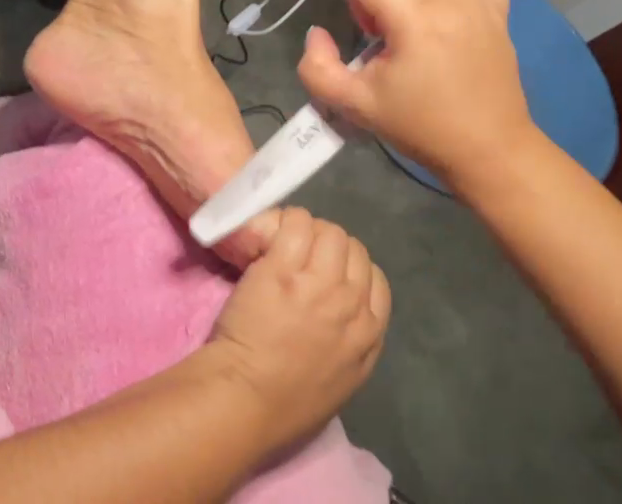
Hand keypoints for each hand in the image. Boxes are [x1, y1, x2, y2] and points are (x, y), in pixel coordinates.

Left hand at [205, 209, 390, 452]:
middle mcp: (350, 301)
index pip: (375, 276)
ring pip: (328, 231)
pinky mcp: (282, 268)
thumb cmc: (289, 401)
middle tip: (301, 251)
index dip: (350, 265)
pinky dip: (285, 220)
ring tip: (283, 239)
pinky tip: (269, 232)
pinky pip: (295, 224)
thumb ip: (356, 341)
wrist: (246, 399)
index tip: (326, 268)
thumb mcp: (345, 379)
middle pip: (352, 248)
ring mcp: (317, 283)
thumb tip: (350, 311)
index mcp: (370, 332)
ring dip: (307, 228)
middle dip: (328, 243)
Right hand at [298, 0, 538, 186]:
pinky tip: (455, 14)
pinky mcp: (501, 14)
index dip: (358, 0)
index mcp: (415, 16)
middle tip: (393, 37)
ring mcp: (481, 3)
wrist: (489, 150)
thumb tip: (317, 35)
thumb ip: (318, 69)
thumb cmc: (420, 126)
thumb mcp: (354, 105)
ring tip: (423, 18)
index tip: (371, 38)